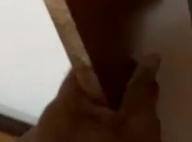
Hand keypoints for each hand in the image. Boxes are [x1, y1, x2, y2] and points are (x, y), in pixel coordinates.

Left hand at [23, 59, 160, 141]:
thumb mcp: (139, 125)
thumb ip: (142, 88)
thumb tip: (149, 58)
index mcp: (62, 107)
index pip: (84, 68)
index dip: (110, 63)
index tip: (133, 68)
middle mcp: (41, 125)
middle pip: (78, 97)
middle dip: (105, 98)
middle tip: (131, 107)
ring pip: (71, 124)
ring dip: (94, 124)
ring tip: (120, 133)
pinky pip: (65, 141)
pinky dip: (83, 141)